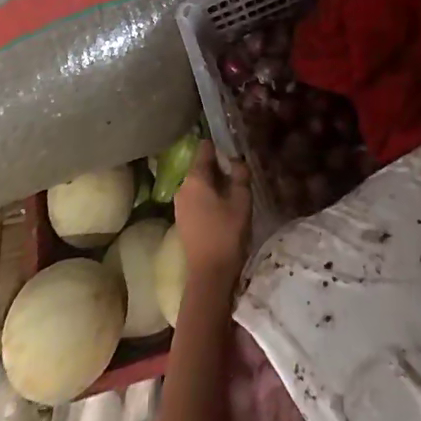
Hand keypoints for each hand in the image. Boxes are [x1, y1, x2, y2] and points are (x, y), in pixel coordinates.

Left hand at [173, 140, 251, 278]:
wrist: (210, 274)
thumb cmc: (227, 232)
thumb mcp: (241, 200)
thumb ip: (240, 175)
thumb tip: (236, 160)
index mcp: (195, 178)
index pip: (204, 149)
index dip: (219, 147)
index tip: (234, 151)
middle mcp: (182, 187)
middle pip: (201, 167)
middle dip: (218, 168)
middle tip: (239, 175)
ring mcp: (179, 204)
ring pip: (198, 184)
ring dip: (214, 185)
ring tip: (233, 193)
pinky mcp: (181, 220)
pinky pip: (195, 199)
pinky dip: (208, 198)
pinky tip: (222, 209)